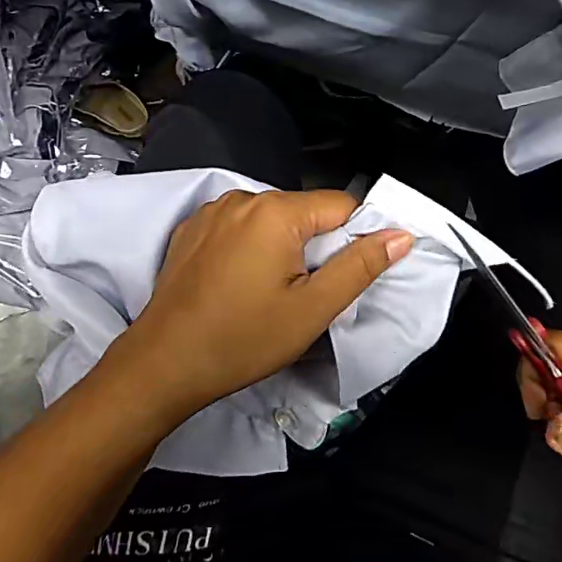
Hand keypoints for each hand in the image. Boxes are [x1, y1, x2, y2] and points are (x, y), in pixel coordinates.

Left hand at [108, 189, 412, 415]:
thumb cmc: (239, 340)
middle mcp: (241, 199)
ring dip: (281, 247)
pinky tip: (239, 285)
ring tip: (268, 294)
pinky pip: (238, 226)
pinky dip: (249, 247)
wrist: (164, 362)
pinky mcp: (193, 228)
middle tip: (303, 294)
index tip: (345, 274)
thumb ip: (359, 266)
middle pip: (304, 212)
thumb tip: (397, 236)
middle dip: (315, 246)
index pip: (341, 205)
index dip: (355, 238)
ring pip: (271, 220)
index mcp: (274, 212)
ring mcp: (212, 211)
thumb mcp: (312, 310)